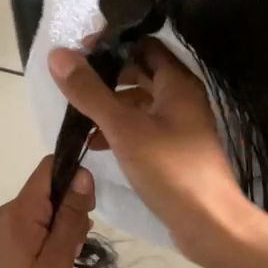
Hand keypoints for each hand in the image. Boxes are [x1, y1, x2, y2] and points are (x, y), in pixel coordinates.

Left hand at [0, 156, 95, 267]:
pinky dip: (52, 238)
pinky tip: (56, 264)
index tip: (87, 210)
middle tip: (77, 245)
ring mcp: (5, 229)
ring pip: (45, 210)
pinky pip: (36, 226)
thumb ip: (71, 216)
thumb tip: (82, 175)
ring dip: (64, 227)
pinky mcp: (7, 244)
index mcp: (18, 212)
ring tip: (66, 260)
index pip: (49, 169)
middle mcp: (7, 213)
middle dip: (72, 209)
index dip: (75, 179)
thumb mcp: (59, 259)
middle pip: (49, 189)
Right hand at [48, 39, 257, 265]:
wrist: (209, 223)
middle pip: (141, 74)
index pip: (144, 45)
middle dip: (107, 79)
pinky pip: (144, 131)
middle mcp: (183, 99)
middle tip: (73, 86)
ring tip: (79, 119)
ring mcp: (181, 128)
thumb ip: (91, 93)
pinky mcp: (175, 153)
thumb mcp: (124, 129)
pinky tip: (98, 145)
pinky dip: (121, 132)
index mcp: (178, 83)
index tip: (79, 53)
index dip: (113, 44)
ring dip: (111, 108)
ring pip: (140, 105)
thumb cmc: (171, 170)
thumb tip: (58, 55)